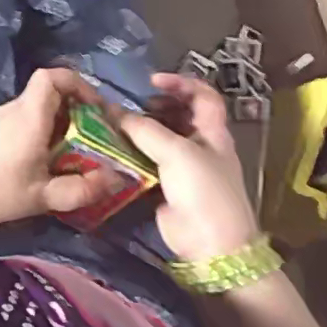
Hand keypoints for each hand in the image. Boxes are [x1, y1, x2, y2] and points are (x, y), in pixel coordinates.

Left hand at [0, 68, 123, 224]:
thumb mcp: (43, 197)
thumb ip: (81, 189)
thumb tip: (115, 180)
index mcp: (30, 116)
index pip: (53, 76)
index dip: (78, 84)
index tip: (95, 107)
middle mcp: (15, 109)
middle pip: (51, 93)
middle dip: (77, 109)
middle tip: (93, 136)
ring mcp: (0, 117)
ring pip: (38, 108)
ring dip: (60, 123)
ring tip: (75, 152)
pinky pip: (25, 120)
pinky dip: (42, 131)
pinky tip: (47, 159)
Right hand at [108, 73, 260, 260]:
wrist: (211, 245)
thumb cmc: (203, 191)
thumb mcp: (176, 152)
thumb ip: (145, 130)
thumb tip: (113, 113)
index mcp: (213, 131)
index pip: (202, 95)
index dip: (180, 82)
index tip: (151, 82)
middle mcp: (200, 145)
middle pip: (179, 116)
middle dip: (155, 107)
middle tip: (129, 107)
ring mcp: (184, 168)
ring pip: (161, 140)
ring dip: (140, 131)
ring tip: (117, 127)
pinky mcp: (167, 187)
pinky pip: (148, 163)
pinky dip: (132, 155)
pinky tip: (114, 152)